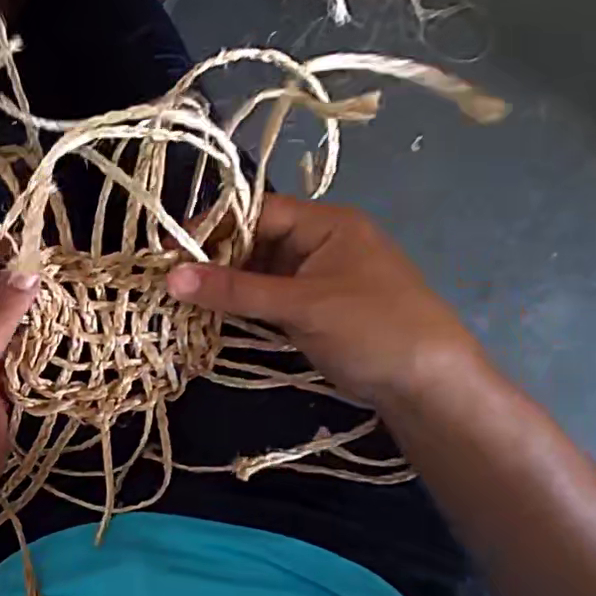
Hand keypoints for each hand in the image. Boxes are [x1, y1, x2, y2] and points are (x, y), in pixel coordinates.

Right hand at [166, 194, 484, 406]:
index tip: (168, 251)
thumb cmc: (372, 328)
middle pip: (252, 239)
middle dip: (212, 258)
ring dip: (222, 284)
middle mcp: (316, 243)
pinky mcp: (308, 308)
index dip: (211, 227)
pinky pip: (264, 297)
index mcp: (325, 224)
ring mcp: (312, 278)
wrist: (428, 385)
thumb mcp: (300, 304)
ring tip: (179, 298)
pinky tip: (209, 314)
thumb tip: (170, 277)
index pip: (256, 211)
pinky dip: (238, 305)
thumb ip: (234, 290)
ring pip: (255, 271)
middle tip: (169, 279)